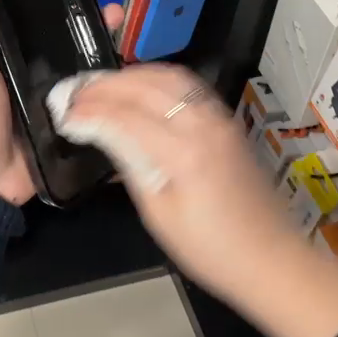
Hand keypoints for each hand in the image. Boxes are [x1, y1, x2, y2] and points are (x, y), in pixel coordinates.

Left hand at [0, 0, 121, 204]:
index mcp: (6, 56)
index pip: (33, 19)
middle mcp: (32, 72)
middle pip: (65, 40)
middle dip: (88, 21)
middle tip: (111, 4)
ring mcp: (54, 97)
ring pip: (83, 67)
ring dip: (103, 48)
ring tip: (122, 27)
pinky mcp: (70, 122)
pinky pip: (92, 101)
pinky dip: (109, 88)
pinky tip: (130, 72)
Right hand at [65, 65, 295, 284]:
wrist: (274, 261)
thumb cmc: (212, 250)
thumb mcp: (159, 215)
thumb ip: (131, 164)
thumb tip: (101, 133)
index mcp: (183, 154)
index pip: (123, 116)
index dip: (89, 111)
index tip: (64, 114)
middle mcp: (202, 125)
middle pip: (143, 86)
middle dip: (103, 86)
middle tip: (75, 94)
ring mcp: (218, 119)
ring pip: (167, 75)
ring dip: (129, 76)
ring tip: (102, 87)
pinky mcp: (226, 120)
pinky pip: (187, 84)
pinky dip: (156, 78)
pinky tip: (139, 88)